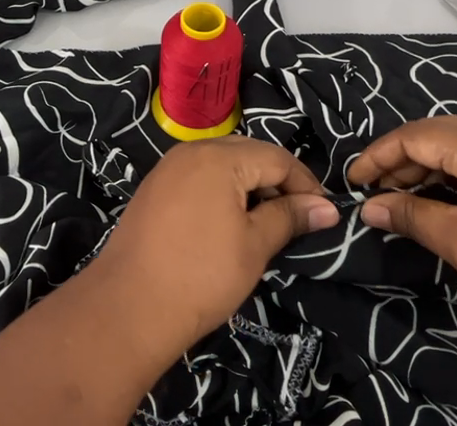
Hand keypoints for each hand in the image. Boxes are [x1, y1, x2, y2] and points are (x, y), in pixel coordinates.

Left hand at [92, 136, 339, 350]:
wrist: (129, 306)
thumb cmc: (201, 276)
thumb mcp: (254, 245)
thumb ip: (289, 218)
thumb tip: (327, 207)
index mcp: (219, 157)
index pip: (276, 158)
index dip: (305, 184)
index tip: (324, 214)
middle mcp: (192, 150)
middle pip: (249, 153)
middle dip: (277, 180)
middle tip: (299, 216)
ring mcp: (169, 167)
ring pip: (222, 162)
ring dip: (249, 185)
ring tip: (267, 221)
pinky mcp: (155, 187)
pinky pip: (199, 175)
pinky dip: (222, 189)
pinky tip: (230, 222)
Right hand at [347, 117, 456, 351]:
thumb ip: (411, 216)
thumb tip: (369, 207)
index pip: (417, 134)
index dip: (380, 155)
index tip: (353, 181)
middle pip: (439, 135)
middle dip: (402, 160)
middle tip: (376, 192)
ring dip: (429, 169)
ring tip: (404, 200)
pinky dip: (456, 178)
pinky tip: (445, 204)